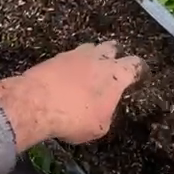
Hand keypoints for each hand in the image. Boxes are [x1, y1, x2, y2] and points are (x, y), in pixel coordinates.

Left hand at [0, 41, 143, 148]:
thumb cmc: (74, 117)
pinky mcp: (53, 57)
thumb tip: (103, 106)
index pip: (135, 64)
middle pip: (111, 47)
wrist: (34, 102)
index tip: (138, 76)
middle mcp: (97, 58)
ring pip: (88, 48)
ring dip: (91, 58)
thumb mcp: (100, 125)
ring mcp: (73, 54)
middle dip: (114, 55)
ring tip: (88, 72)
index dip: (138, 70)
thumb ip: (107, 110)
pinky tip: (67, 77)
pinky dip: (71, 66)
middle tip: (111, 69)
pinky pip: (68, 58)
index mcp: (115, 74)